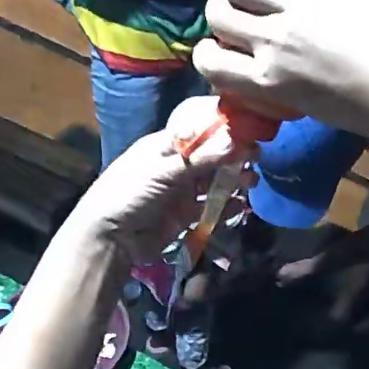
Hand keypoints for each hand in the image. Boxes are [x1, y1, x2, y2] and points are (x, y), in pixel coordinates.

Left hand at [68, 96, 250, 263]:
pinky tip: (242, 205)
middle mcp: (175, 165)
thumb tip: (235, 141)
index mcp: (165, 146)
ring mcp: (180, 191)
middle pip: (211, 157)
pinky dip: (226, 206)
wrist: (111, 238)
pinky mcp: (184, 215)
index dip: (224, 130)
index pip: (199, 131)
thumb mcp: (164, 171)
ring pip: (213, 182)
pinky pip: (210, 207)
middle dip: (234, 157)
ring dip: (233, 180)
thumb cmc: (130, 193)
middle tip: (256, 158)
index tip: (249, 130)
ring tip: (252, 182)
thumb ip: (201, 159)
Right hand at [193, 0, 368, 142]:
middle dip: (224, 12)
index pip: (209, 60)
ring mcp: (295, 3)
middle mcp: (270, 41)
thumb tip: (269, 71)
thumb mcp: (312, 110)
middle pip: (218, 13)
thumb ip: (281, 87)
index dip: (212, 52)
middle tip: (244, 12)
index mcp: (267, 82)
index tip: (228, 50)